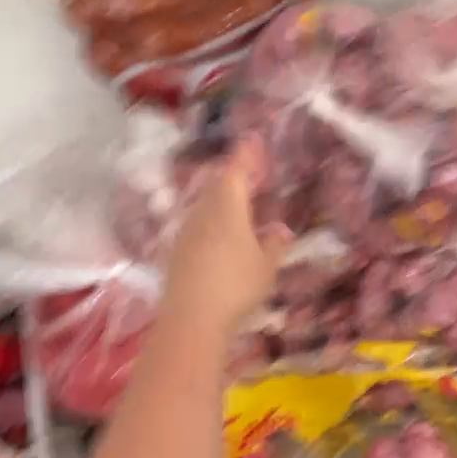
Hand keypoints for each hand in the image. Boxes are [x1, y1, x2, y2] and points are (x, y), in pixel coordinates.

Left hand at [163, 137, 291, 334]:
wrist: (191, 318)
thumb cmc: (236, 285)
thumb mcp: (266, 266)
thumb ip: (274, 244)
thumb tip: (279, 230)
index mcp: (228, 205)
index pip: (237, 170)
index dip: (246, 155)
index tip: (253, 140)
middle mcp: (203, 211)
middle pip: (218, 185)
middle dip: (234, 177)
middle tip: (251, 174)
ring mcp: (186, 230)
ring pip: (206, 205)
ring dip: (222, 201)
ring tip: (240, 206)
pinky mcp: (177, 251)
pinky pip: (198, 226)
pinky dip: (213, 222)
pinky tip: (222, 236)